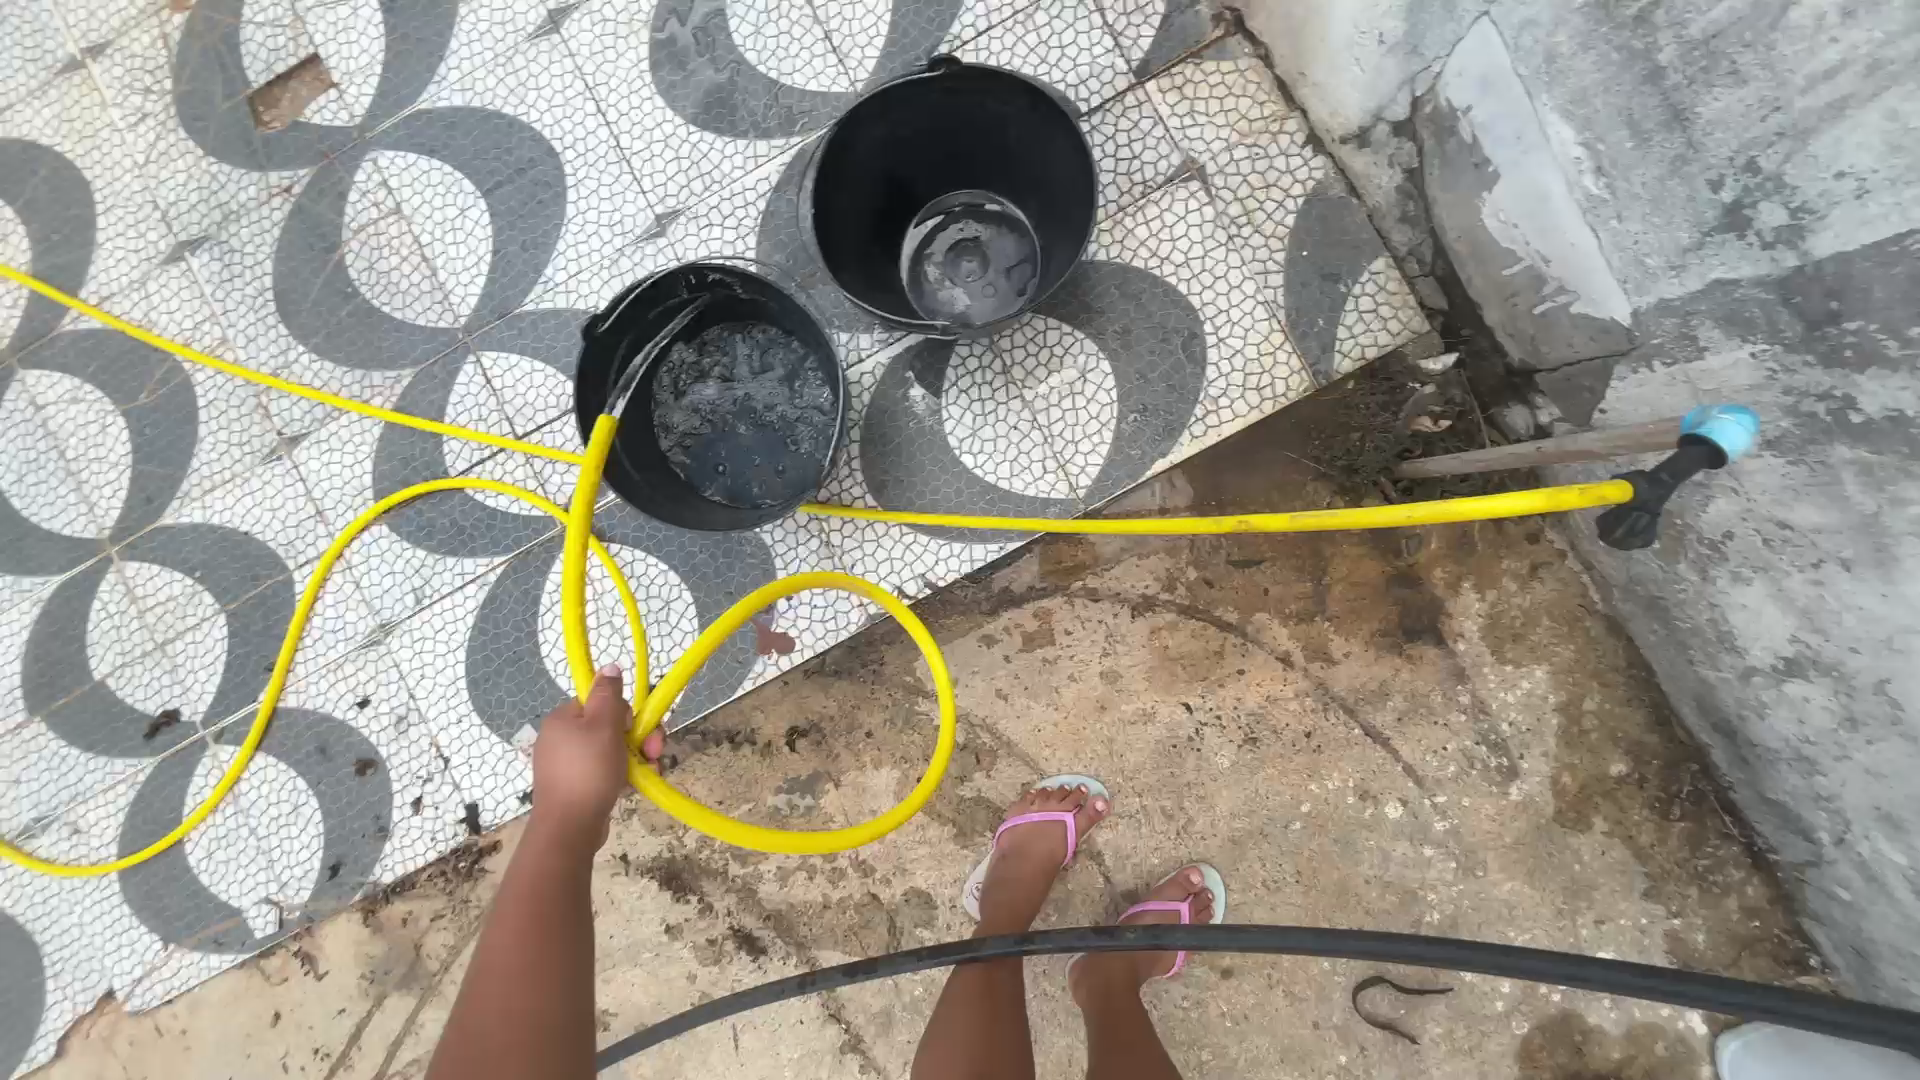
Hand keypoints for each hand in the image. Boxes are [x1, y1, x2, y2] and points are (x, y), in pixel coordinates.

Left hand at [528, 664, 663, 851]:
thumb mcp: (604, 726)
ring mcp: (567, 764)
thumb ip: (609, 694)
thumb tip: (609, 666)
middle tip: (655, 751)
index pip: (601, 701)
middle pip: (611, 725)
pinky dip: (624, 773)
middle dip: (638, 737)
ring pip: (612, 748)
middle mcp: (561, 738)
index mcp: (563, 719)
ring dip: (637, 755)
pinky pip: (606, 769)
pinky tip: (638, 782)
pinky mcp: (576, 785)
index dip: (626, 712)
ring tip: (650, 770)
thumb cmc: (589, 770)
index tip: (639, 727)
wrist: (569, 827)